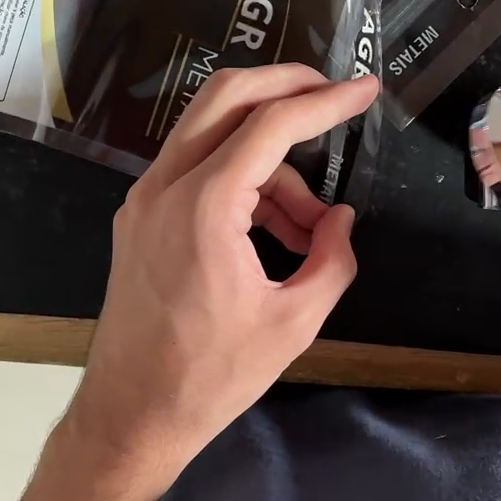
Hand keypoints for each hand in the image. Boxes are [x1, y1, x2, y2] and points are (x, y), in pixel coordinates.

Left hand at [59, 65, 379, 486]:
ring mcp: (145, 200)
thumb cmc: (216, 375)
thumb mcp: (296, 322)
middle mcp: (165, 187)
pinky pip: (200, 172)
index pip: (271, 125)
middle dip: (287, 87)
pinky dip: (245, 185)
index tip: (366, 90)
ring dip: (275, 163)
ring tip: (313, 231)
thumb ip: (332, 259)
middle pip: (226, 97)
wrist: (134, 412)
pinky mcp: (141, 219)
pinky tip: (276, 236)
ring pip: (216, 137)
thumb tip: (341, 218)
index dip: (327, 102)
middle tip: (336, 97)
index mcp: (204, 208)